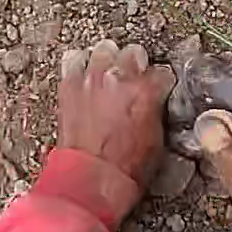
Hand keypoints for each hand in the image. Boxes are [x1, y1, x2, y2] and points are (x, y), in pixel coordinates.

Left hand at [58, 40, 175, 191]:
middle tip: (134, 79)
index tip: (158, 89)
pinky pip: (74, 60)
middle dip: (136, 65)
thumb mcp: (157, 138)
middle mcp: (119, 78)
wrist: (90, 181)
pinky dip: (80, 66)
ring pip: (104, 49)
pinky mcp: (69, 86)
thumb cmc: (125, 168)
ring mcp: (92, 79)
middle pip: (133, 52)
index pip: (162, 71)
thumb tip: (155, 101)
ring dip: (108, 60)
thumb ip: (156, 108)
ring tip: (109, 73)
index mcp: (147, 90)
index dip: (161, 82)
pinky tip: (86, 76)